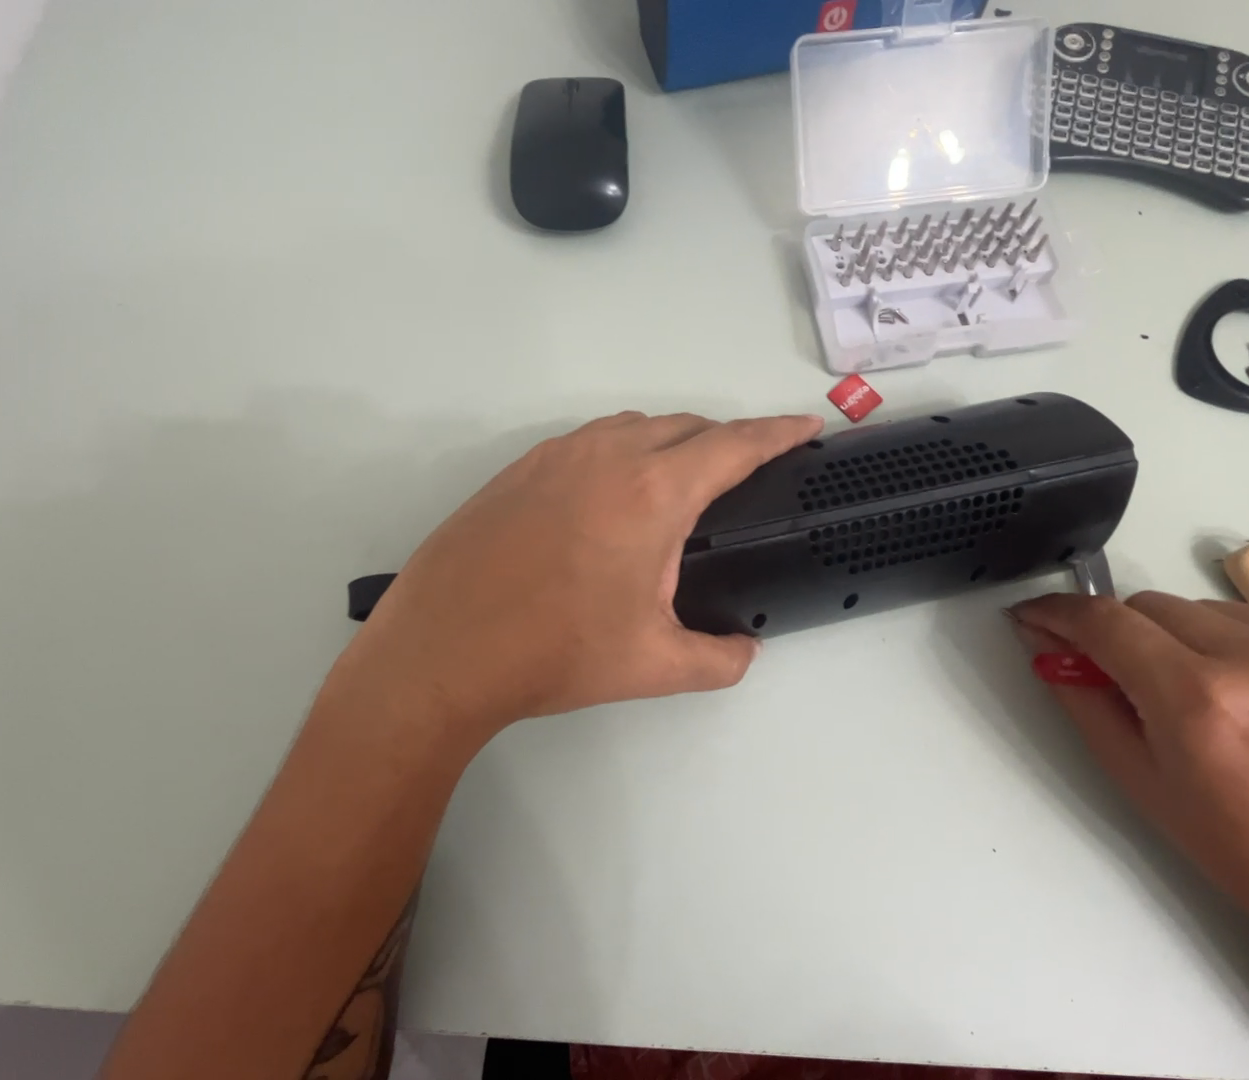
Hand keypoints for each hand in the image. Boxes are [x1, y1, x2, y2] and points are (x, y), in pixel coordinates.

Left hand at [341, 411, 823, 738]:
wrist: (442, 650)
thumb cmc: (553, 654)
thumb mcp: (654, 666)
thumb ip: (720, 658)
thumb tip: (745, 649)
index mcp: (652, 494)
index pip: (734, 445)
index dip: (778, 432)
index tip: (806, 425)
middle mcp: (607, 457)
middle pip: (686, 426)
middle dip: (726, 440)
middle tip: (745, 473)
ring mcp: (556, 456)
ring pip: (634, 427)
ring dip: (670, 441)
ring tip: (682, 481)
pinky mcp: (519, 469)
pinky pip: (589, 441)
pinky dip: (621, 451)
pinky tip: (612, 495)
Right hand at [1010, 593, 1248, 956]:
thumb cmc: (1241, 846)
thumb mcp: (1138, 778)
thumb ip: (1082, 698)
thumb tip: (1044, 642)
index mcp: (1199, 700)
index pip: (1105, 621)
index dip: (1059, 612)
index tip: (1036, 614)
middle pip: (1156, 605)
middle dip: (1133, 636)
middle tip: (1144, 682)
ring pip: (1216, 608)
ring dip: (1198, 639)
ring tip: (1222, 696)